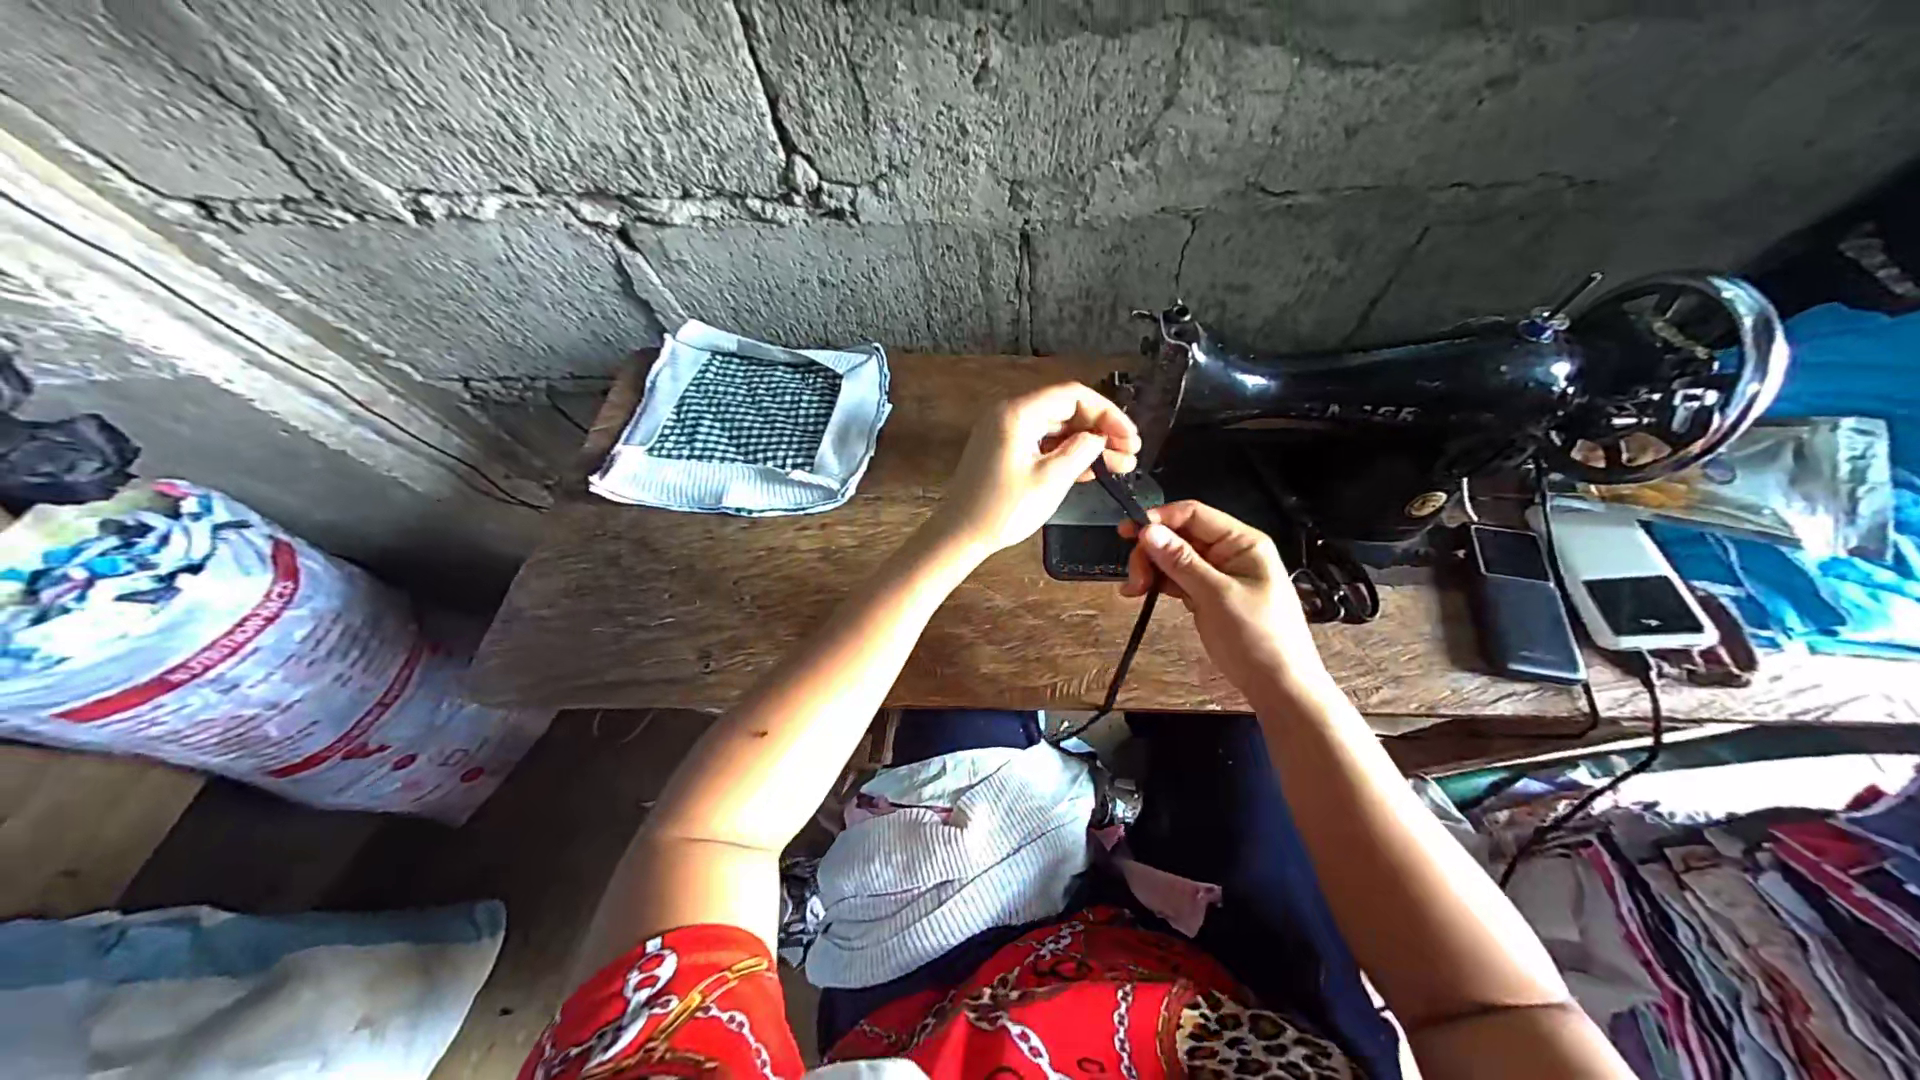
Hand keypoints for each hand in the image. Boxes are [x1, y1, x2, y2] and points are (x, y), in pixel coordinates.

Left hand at [928, 383, 1139, 555]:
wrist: (961, 535)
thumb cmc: (1001, 510)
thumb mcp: (1051, 479)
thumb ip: (1082, 450)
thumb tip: (1099, 438)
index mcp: (1017, 413)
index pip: (1073, 396)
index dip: (1107, 413)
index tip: (1129, 436)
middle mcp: (1009, 414)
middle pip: (1066, 410)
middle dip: (1101, 430)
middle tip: (1130, 452)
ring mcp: (1006, 433)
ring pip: (1058, 429)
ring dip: (1088, 445)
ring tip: (1121, 465)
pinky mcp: (1006, 451)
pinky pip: (1044, 444)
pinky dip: (1068, 454)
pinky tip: (1094, 470)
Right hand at [1120, 501, 1327, 691]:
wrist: (1279, 685)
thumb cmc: (1260, 637)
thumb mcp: (1217, 595)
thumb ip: (1181, 561)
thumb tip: (1148, 531)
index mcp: (1242, 543)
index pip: (1194, 515)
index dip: (1160, 519)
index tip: (1129, 533)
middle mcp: (1228, 553)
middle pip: (1178, 536)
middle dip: (1151, 551)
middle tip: (1133, 576)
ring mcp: (1216, 575)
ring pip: (1172, 558)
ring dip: (1150, 569)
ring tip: (1134, 590)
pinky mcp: (1206, 595)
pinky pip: (1175, 579)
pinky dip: (1156, 584)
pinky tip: (1140, 593)